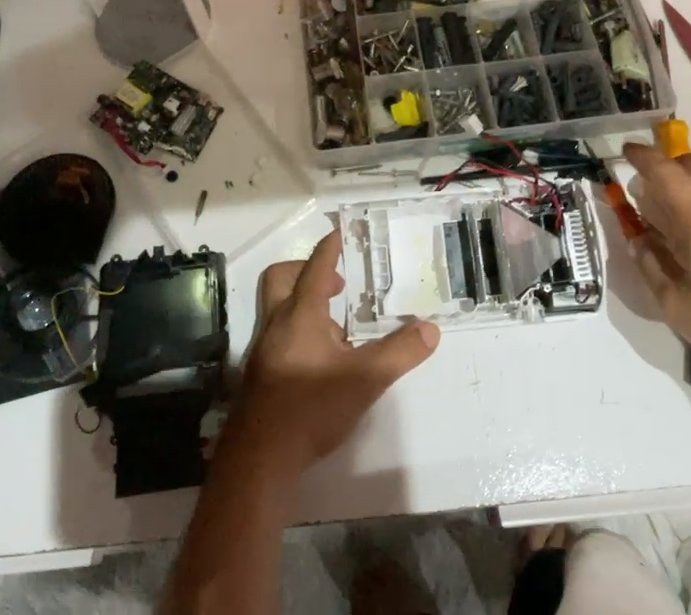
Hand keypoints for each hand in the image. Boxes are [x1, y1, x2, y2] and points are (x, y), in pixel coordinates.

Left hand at [227, 230, 439, 471]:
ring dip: (306, 306)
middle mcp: (277, 324)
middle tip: (338, 286)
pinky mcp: (261, 375)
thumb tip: (430, 328)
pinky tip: (324, 362)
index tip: (339, 233)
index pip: (314, 268)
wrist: (261, 457)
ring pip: (279, 310)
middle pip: (281, 280)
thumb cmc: (311, 407)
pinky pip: (279, 336)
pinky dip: (300, 333)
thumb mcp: (366, 379)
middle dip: (306, 271)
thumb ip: (400, 352)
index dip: (329, 248)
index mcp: (300, 314)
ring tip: (340, 328)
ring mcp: (264, 350)